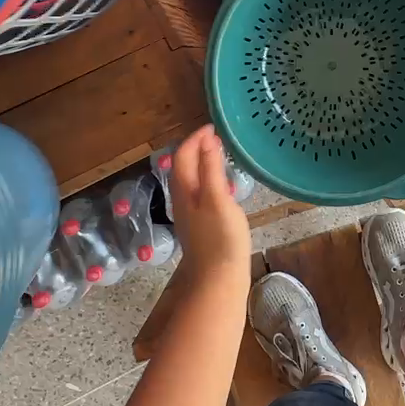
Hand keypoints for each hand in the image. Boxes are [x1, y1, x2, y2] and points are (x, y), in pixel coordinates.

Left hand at [167, 126, 250, 278]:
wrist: (217, 278)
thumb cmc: (221, 237)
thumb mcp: (218, 198)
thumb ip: (211, 169)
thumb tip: (208, 141)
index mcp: (185, 190)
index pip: (183, 155)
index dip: (195, 138)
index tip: (213, 127)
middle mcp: (182, 199)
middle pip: (183, 166)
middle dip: (196, 148)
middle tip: (217, 137)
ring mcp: (190, 213)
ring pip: (190, 179)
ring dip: (201, 162)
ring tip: (220, 154)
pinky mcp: (199, 224)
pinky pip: (199, 191)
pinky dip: (207, 178)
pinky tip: (221, 184)